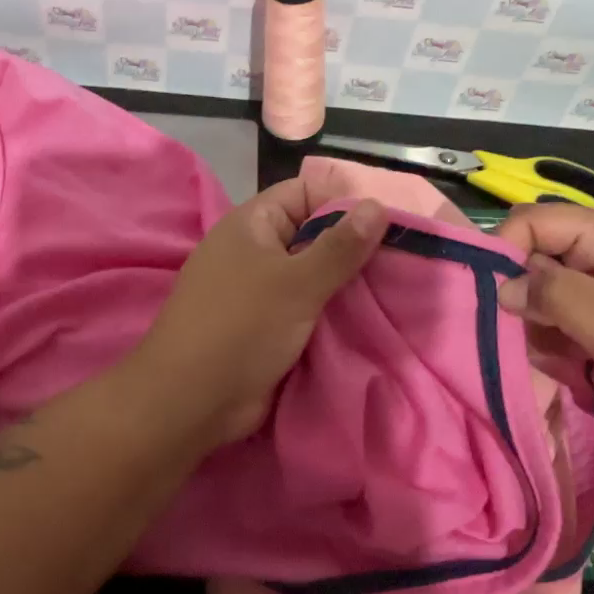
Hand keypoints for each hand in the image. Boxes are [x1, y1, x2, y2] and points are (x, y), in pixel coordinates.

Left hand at [125, 180, 388, 447]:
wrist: (189, 401)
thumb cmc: (240, 328)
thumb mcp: (296, 283)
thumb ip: (340, 246)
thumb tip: (377, 205)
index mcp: (251, 223)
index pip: (304, 192)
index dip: (344, 200)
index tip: (389, 221)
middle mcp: (252, 249)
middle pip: (311, 233)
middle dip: (353, 245)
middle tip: (403, 258)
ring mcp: (256, 289)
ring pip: (311, 273)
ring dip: (346, 282)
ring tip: (396, 287)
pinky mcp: (264, 325)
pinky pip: (305, 306)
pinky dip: (331, 311)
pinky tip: (368, 318)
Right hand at [496, 204, 593, 448]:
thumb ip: (553, 294)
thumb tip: (500, 285)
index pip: (536, 221)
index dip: (506, 246)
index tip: (487, 289)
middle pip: (530, 257)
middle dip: (517, 292)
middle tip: (519, 330)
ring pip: (533, 296)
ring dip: (531, 326)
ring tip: (557, 355)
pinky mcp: (591, 331)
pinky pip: (548, 326)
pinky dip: (546, 346)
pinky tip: (567, 368)